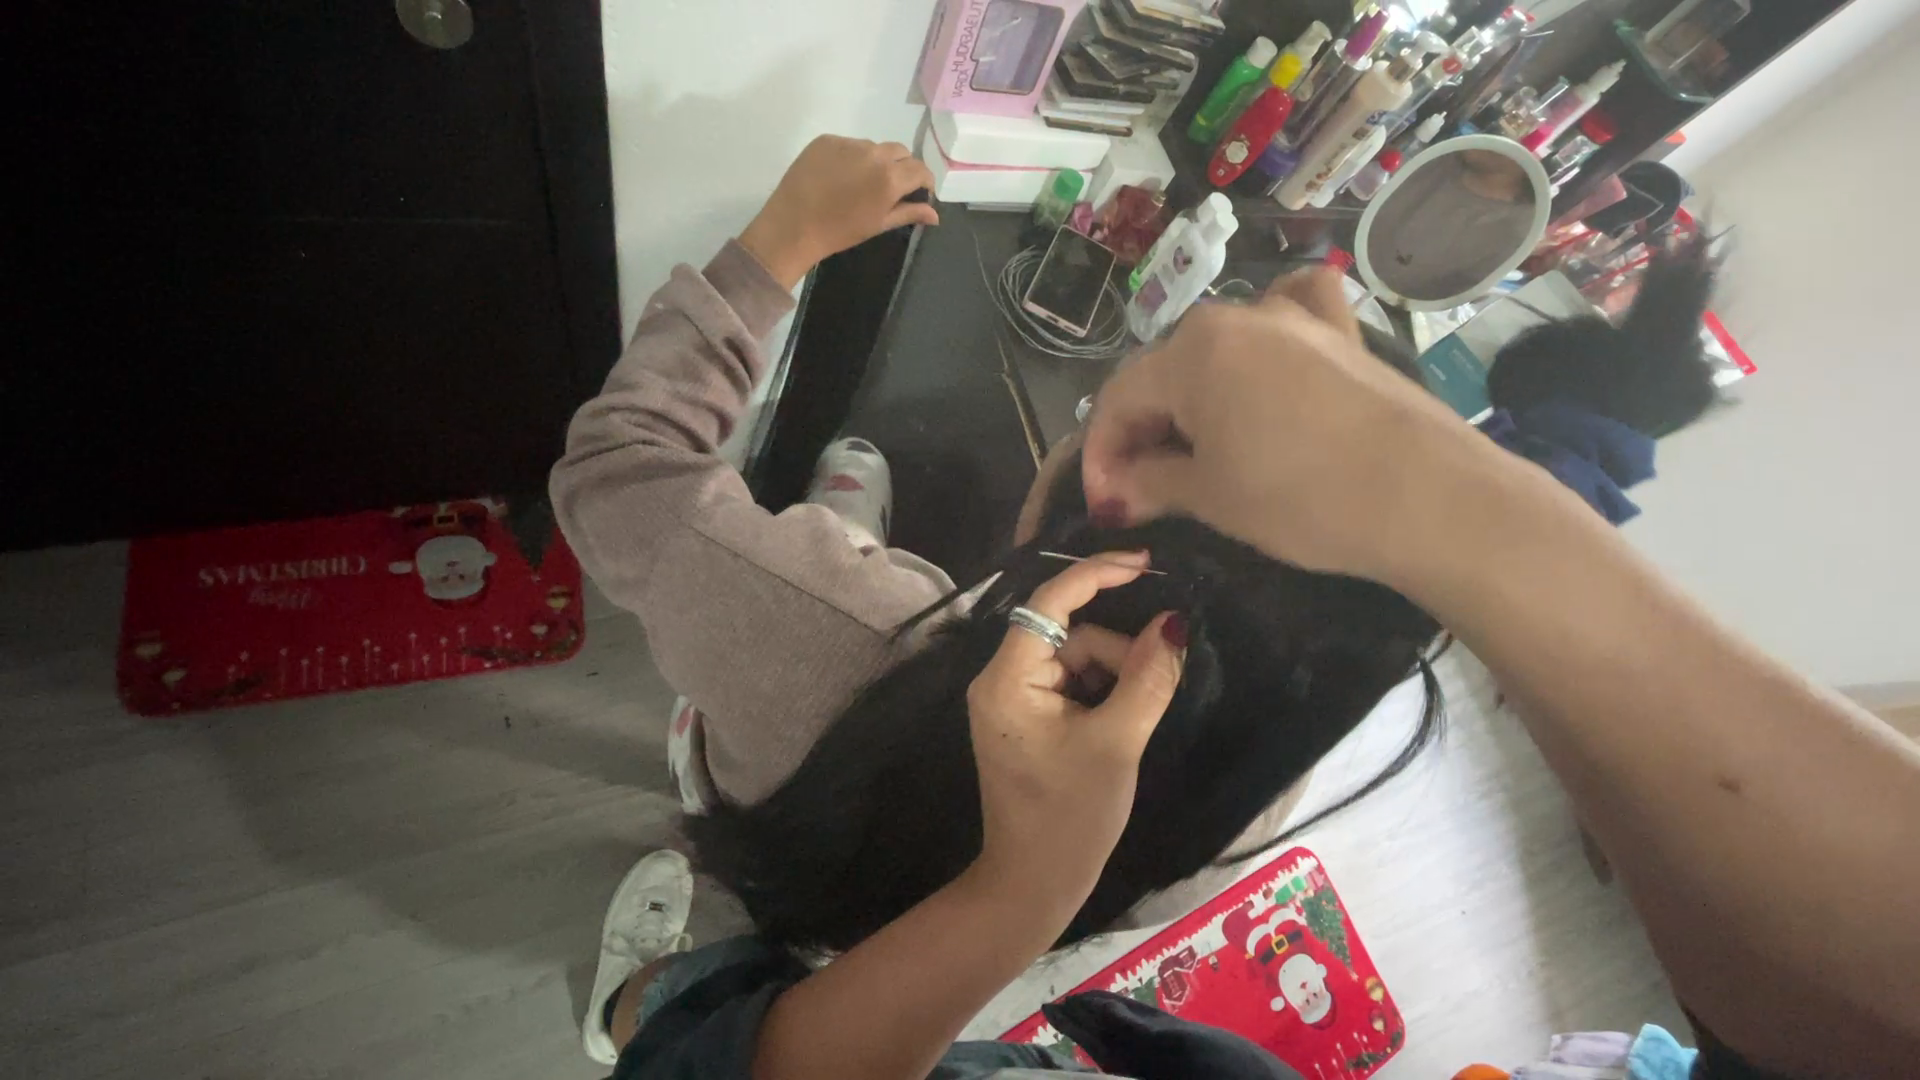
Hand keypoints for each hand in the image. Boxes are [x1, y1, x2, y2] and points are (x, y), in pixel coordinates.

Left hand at [739, 135, 938, 288]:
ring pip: (874, 147)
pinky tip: (840, 177)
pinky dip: (852, 158)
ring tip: (861, 184)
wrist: (794, 225)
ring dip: (876, 161)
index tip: (920, 192)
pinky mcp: (827, 139)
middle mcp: (873, 153)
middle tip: (891, 189)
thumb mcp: (878, 225)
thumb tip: (935, 214)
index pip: (920, 169)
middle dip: (902, 167)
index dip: (924, 181)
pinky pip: (849, 144)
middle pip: (900, 152)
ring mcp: (848, 143)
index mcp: (890, 177)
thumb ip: (909, 213)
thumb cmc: (840, 232)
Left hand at [965, 553, 1184, 904]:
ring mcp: (1011, 697)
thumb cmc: (1071, 816)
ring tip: (1125, 731)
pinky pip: (1071, 682)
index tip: (1145, 562)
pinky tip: (1114, 730)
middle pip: (1070, 634)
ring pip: (1076, 659)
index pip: (1049, 601)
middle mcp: (1000, 677)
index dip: (1097, 573)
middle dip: (1116, 656)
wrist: (1034, 883)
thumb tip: (1174, 622)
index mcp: (1007, 677)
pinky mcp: (1026, 716)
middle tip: (1145, 700)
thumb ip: (1147, 676)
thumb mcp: (1118, 742)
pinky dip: (1101, 694)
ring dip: (1113, 679)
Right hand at [1080, 269, 1503, 583]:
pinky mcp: (1340, 333)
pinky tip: (1268, 359)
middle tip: (1141, 489)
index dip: (1100, 455)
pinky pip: (1288, 319)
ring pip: (1215, 352)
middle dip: (1142, 432)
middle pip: (1163, 374)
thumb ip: (1147, 482)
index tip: (1103, 503)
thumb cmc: (1301, 499)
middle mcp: (1235, 316)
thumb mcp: (1209, 496)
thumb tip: (1115, 490)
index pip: (1118, 400)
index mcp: (1190, 351)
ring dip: (1191, 399)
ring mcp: (1294, 318)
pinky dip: (1266, 340)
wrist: (1431, 499)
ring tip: (1194, 447)